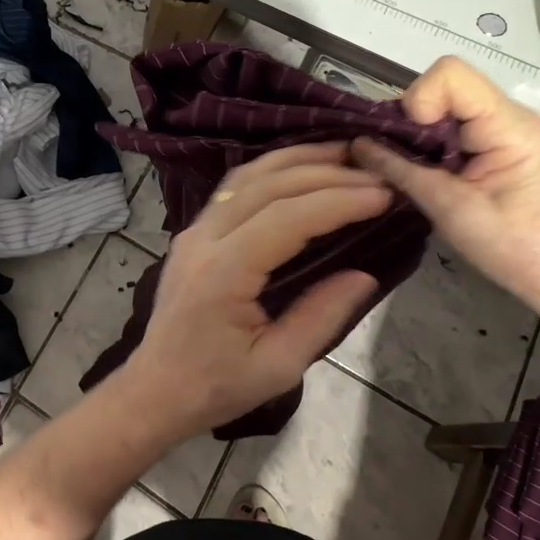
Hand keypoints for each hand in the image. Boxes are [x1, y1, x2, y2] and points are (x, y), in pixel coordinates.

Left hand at [116, 143, 388, 435]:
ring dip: (294, 160)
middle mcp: (203, 238)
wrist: (157, 387)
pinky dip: (270, 171)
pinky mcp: (194, 232)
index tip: (382, 193)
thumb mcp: (278, 366)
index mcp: (223, 272)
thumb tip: (365, 273)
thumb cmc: (217, 385)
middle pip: (264, 187)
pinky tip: (299, 169)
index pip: (285, 218)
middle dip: (322, 172)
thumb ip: (320, 316)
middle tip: (373, 169)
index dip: (336, 201)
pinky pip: (232, 188)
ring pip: (244, 177)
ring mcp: (194, 230)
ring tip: (342, 152)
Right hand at [351, 56, 539, 322]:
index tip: (413, 141)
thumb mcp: (450, 209)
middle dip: (412, 119)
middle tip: (400, 162)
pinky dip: (434, 147)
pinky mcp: (504, 149)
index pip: (450, 73)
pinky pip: (457, 129)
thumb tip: (355, 144)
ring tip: (413, 173)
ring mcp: (509, 132)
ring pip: (447, 108)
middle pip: (444, 88)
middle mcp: (511, 118)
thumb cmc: (520, 250)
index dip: (419, 98)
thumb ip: (400, 170)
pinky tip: (431, 178)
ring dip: (420, 136)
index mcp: (509, 125)